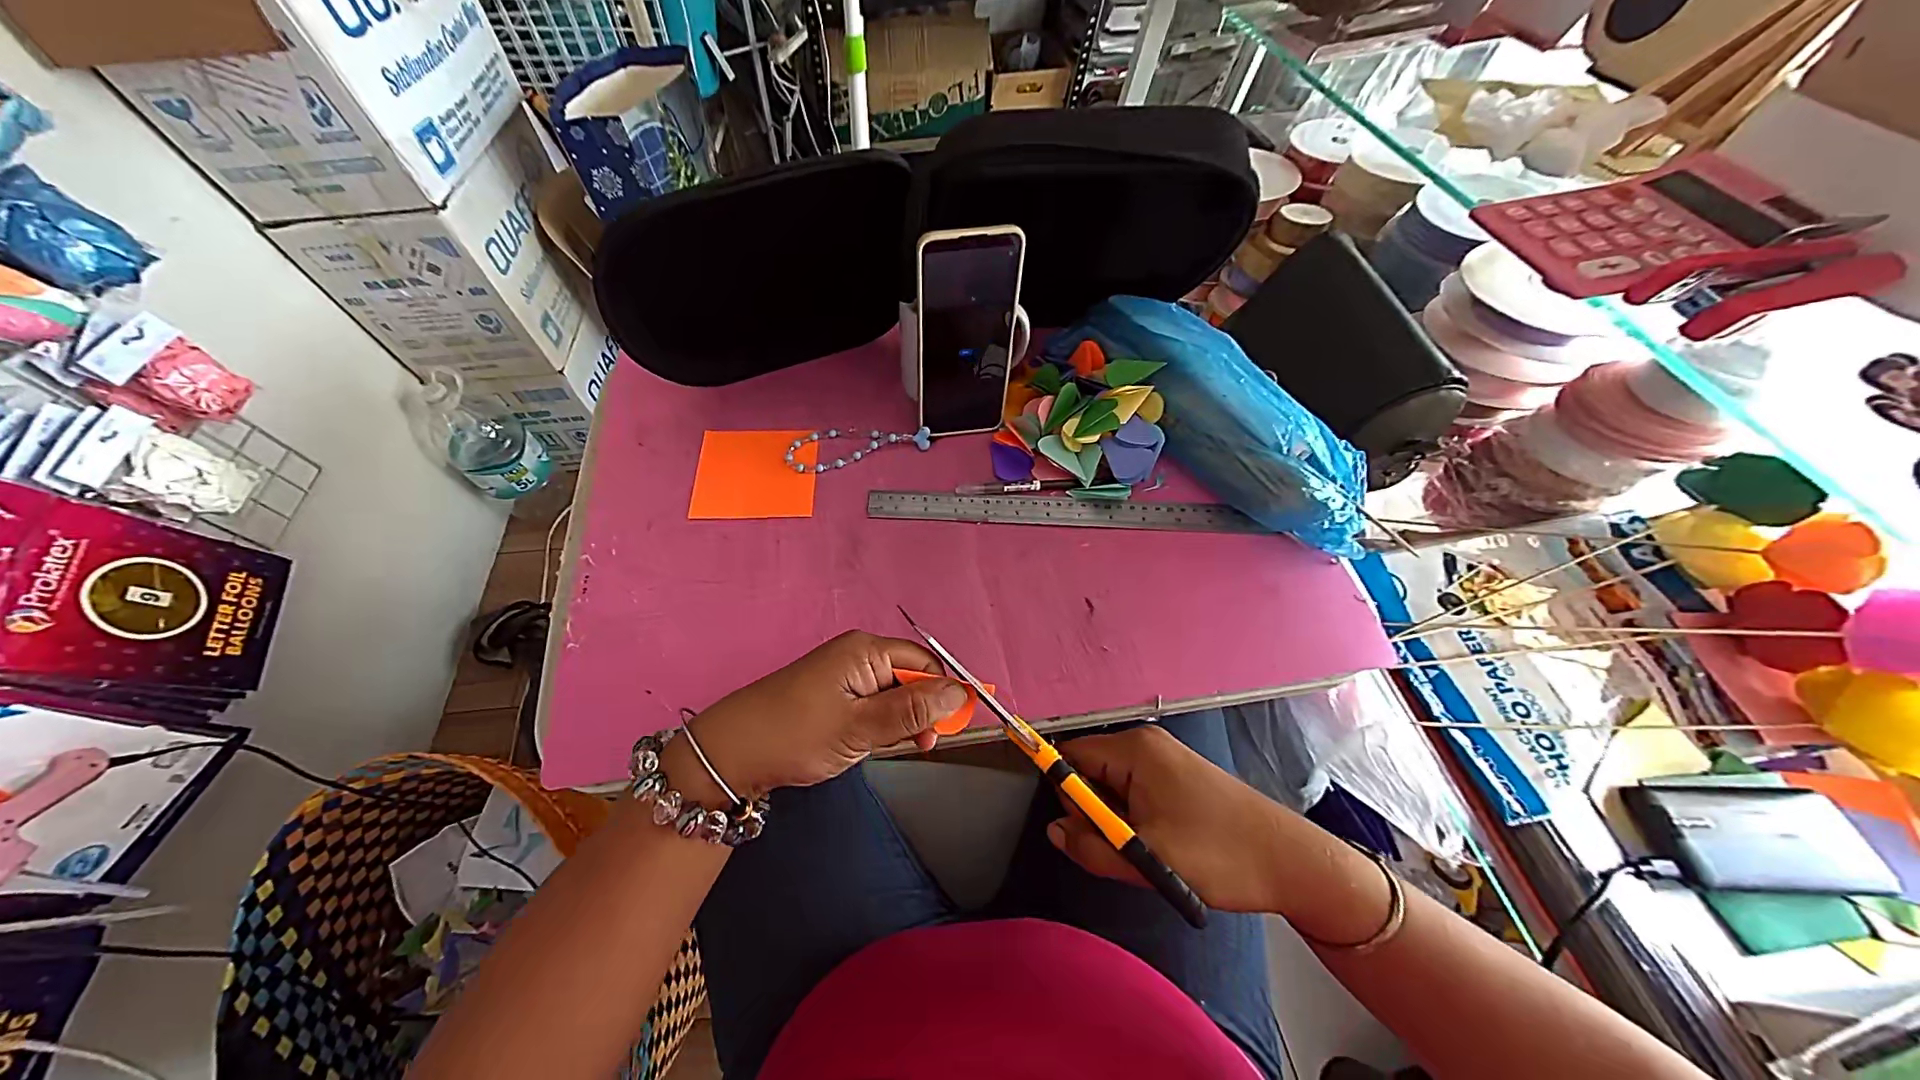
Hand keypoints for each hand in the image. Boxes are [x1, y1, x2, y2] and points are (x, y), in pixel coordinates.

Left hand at [687, 631, 970, 795]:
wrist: (731, 754)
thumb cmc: (793, 735)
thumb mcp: (860, 727)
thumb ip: (912, 711)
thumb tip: (957, 694)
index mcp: (865, 651)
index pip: (924, 664)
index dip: (942, 694)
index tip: (946, 729)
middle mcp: (858, 655)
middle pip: (911, 678)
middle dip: (920, 712)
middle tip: (916, 745)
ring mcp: (845, 675)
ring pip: (894, 696)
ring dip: (898, 722)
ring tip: (879, 746)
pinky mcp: (835, 695)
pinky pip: (874, 705)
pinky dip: (879, 726)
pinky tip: (865, 744)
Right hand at [1045, 726, 1292, 912]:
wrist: (1290, 861)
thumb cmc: (1220, 854)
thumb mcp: (1147, 859)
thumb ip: (1090, 847)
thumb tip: (1055, 831)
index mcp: (1134, 749)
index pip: (1069, 755)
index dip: (1062, 792)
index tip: (1074, 828)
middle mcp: (1146, 745)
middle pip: (1088, 771)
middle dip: (1093, 813)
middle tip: (1124, 848)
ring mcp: (1163, 759)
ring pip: (1111, 787)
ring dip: (1117, 822)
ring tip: (1149, 851)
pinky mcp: (1176, 777)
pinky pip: (1133, 793)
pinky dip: (1135, 821)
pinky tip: (1160, 845)